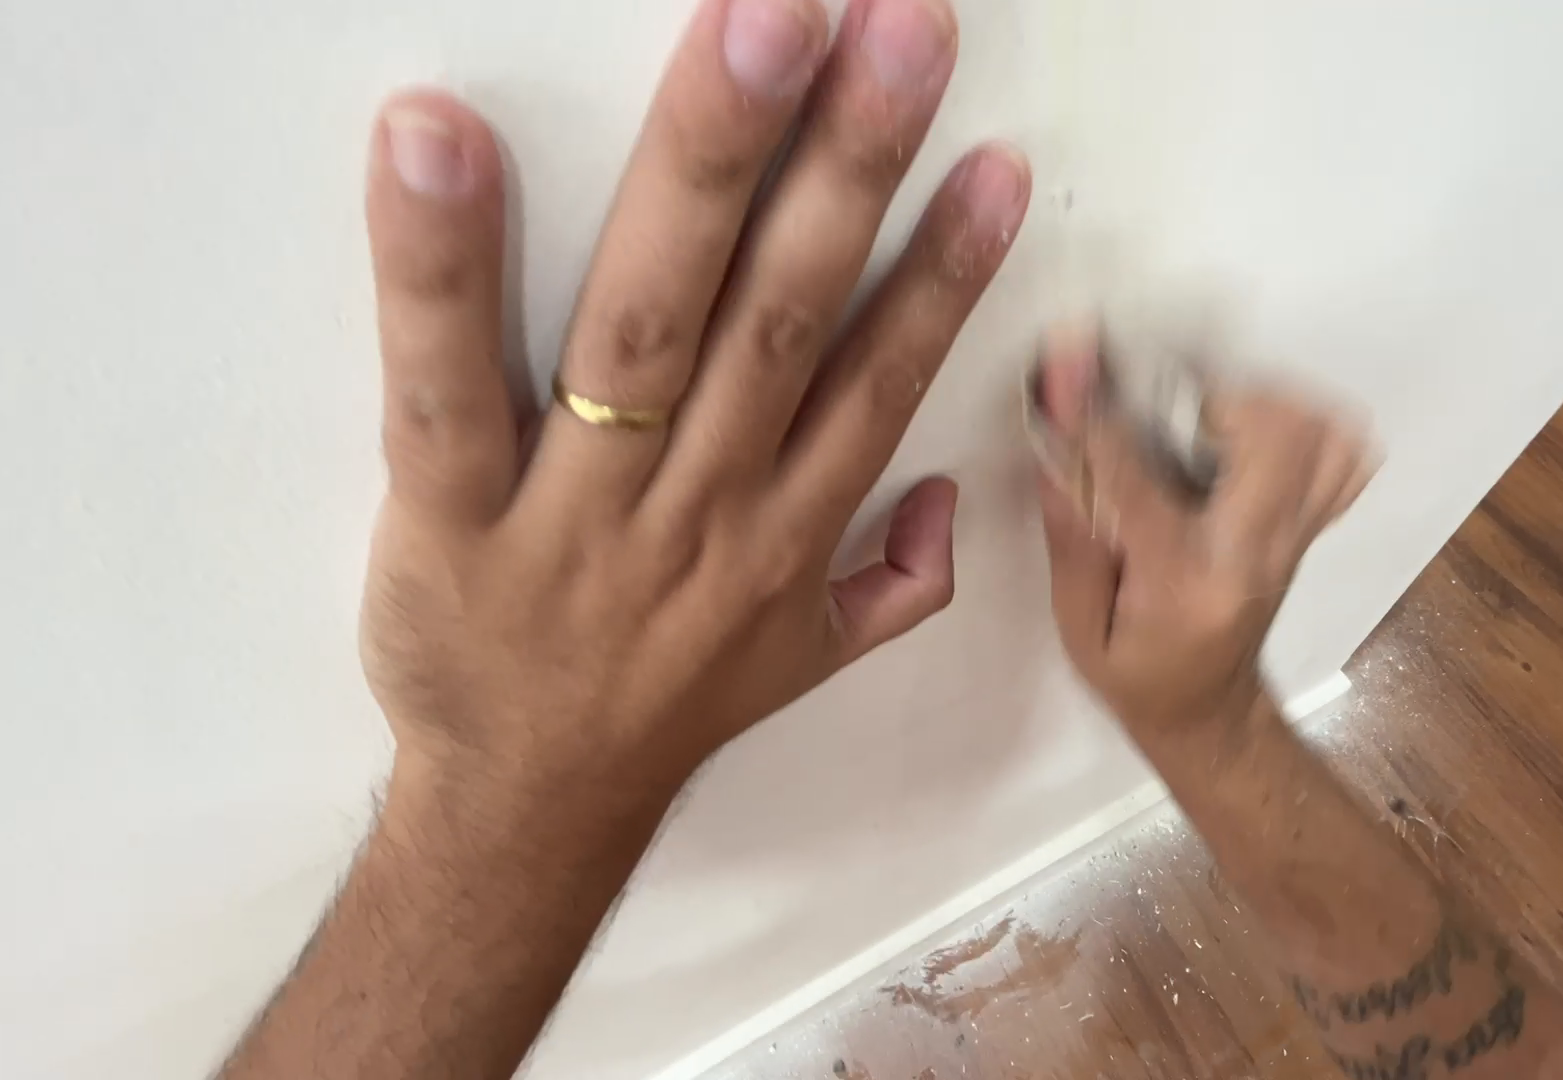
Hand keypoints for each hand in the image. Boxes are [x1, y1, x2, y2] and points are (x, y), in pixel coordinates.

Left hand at [359, 0, 1030, 796]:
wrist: (542, 799)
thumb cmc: (682, 705)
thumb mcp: (815, 662)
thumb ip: (905, 587)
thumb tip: (954, 500)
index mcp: (793, 534)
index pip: (883, 381)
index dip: (944, 272)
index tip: (992, 163)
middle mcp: (706, 505)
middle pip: (785, 319)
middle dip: (851, 166)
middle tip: (899, 28)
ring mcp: (580, 507)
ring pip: (651, 327)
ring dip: (705, 169)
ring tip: (758, 29)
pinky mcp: (449, 515)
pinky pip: (444, 385)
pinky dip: (440, 264)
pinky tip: (442, 132)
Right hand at [1033, 324, 1373, 742]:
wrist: (1208, 714)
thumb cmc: (1136, 677)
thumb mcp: (1079, 629)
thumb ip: (1071, 543)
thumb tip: (1053, 455)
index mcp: (1185, 585)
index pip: (1142, 482)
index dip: (1100, 413)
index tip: (1070, 355)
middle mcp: (1254, 555)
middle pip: (1277, 438)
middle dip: (1213, 394)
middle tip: (1162, 402)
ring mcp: (1293, 541)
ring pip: (1322, 436)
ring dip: (1263, 403)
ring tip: (1206, 418)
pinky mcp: (1308, 532)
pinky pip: (1342, 460)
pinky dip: (1305, 425)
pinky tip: (1252, 435)